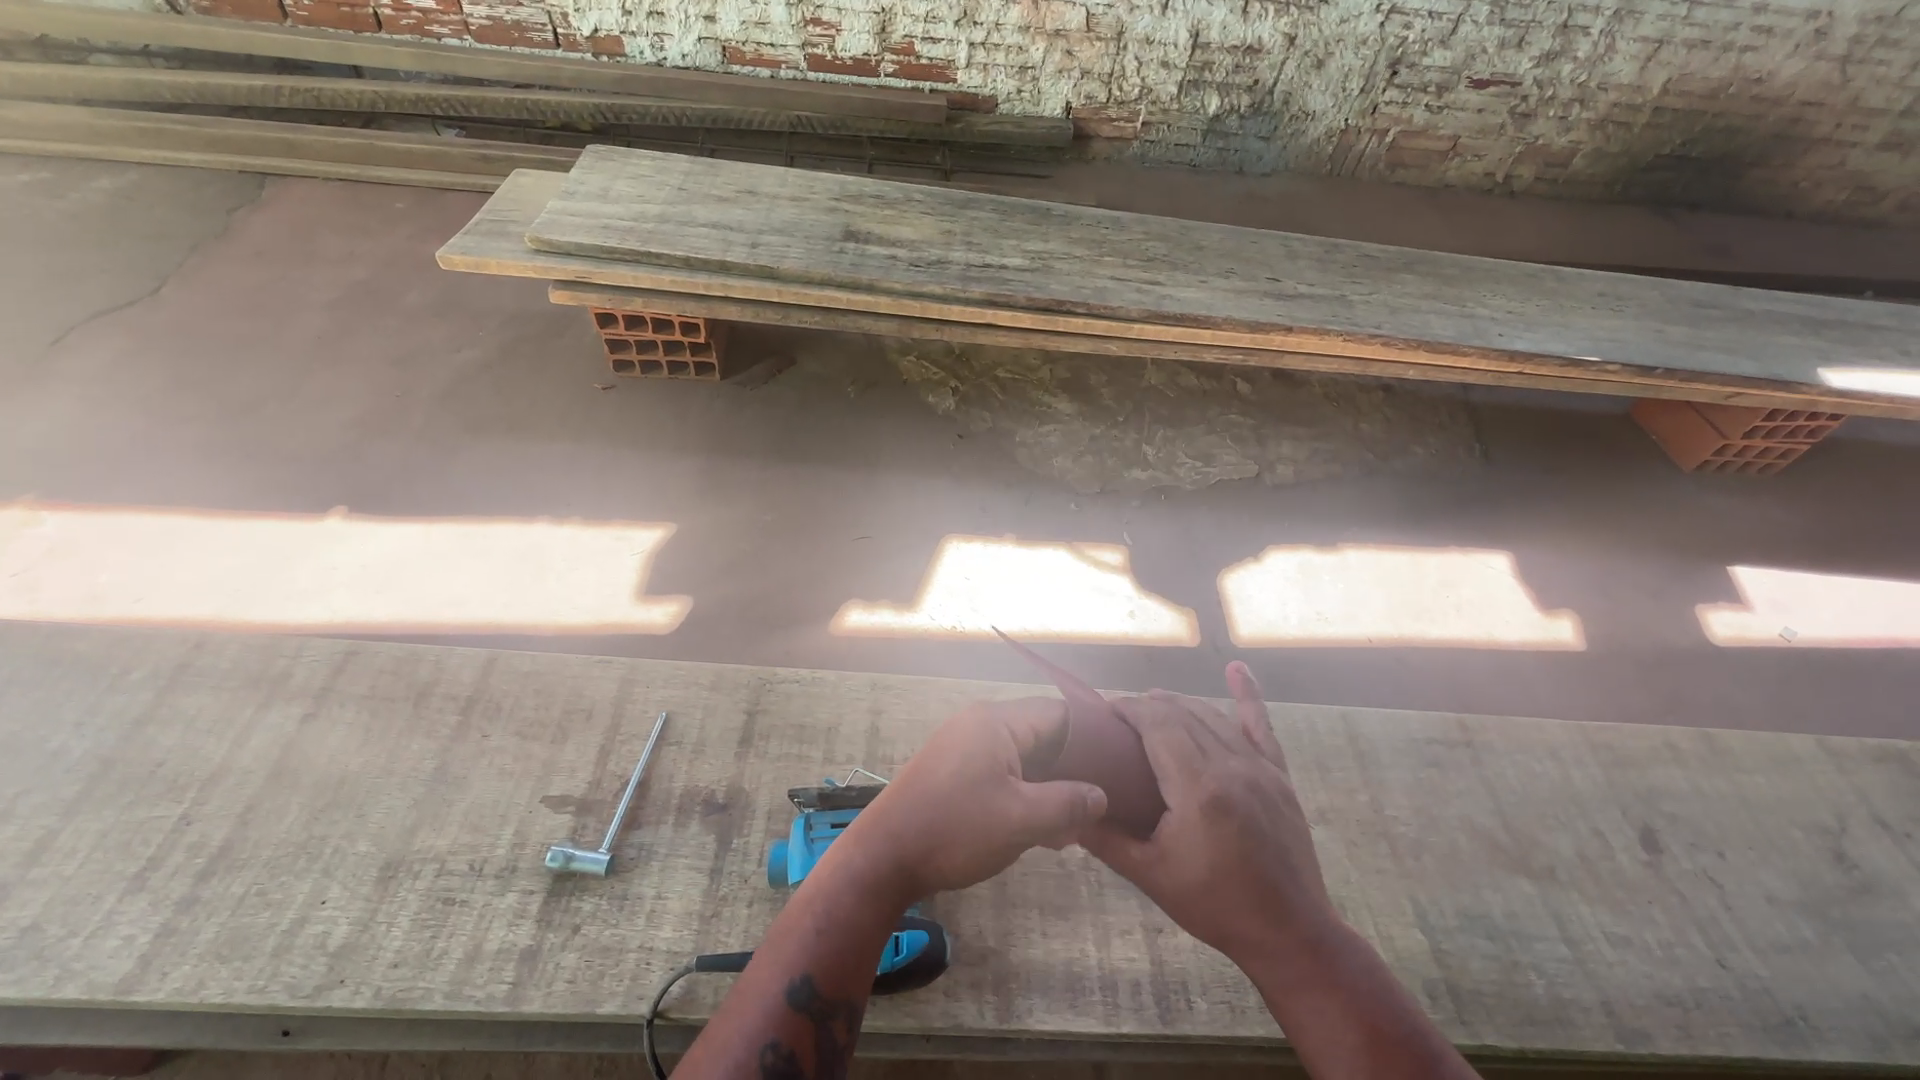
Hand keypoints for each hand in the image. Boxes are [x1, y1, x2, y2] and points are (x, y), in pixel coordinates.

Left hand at [839, 698, 1108, 900]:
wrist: (884, 858)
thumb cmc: (954, 830)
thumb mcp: (1021, 819)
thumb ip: (1068, 803)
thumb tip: (1102, 795)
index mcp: (997, 722)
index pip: (1060, 714)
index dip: (1095, 737)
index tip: (1125, 763)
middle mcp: (981, 725)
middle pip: (1043, 736)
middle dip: (1075, 769)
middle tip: (1108, 800)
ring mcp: (965, 749)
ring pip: (1025, 761)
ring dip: (1051, 789)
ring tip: (1080, 826)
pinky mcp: (956, 775)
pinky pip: (1004, 776)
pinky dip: (1027, 797)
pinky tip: (1047, 834)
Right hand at [1081, 663, 1339, 965]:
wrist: (1289, 933)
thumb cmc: (1215, 905)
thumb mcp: (1150, 875)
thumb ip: (1106, 838)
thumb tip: (1068, 811)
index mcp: (1197, 788)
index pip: (1157, 724)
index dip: (1128, 709)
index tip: (1102, 710)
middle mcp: (1231, 766)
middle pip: (1182, 714)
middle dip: (1147, 706)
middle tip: (1118, 715)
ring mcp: (1260, 768)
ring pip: (1213, 717)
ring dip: (1180, 704)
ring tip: (1151, 704)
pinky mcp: (1280, 777)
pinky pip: (1261, 726)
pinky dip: (1248, 696)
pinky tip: (1237, 669)